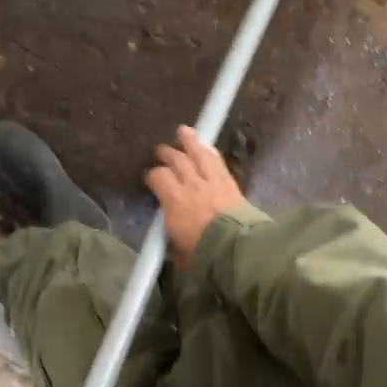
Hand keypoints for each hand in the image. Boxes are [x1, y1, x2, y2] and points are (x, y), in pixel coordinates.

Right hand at [146, 126, 246, 267]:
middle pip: (177, 161)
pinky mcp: (230, 183)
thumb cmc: (203, 254)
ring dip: (190, 142)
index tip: (150, 179)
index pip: (158, 177)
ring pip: (198, 154)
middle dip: (168, 154)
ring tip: (184, 131)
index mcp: (173, 201)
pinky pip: (217, 161)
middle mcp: (190, 184)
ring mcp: (212, 181)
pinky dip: (210, 152)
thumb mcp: (179, 252)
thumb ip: (173, 238)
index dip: (152, 176)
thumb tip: (172, 238)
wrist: (236, 247)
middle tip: (162, 150)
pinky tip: (207, 147)